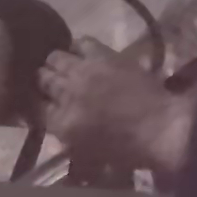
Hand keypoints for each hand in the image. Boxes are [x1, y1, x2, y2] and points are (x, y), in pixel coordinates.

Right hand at [39, 39, 193, 178]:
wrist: (162, 129)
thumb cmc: (128, 151)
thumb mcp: (87, 154)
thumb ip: (64, 136)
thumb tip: (52, 122)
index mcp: (60, 123)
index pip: (33, 107)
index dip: (34, 103)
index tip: (39, 104)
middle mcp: (64, 94)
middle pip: (41, 78)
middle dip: (42, 81)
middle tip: (50, 84)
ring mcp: (83, 72)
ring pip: (55, 58)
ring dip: (56, 63)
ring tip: (65, 67)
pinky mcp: (103, 56)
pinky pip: (81, 43)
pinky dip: (78, 47)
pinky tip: (82, 54)